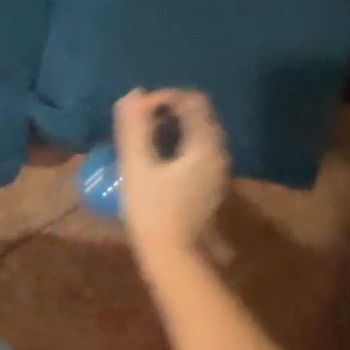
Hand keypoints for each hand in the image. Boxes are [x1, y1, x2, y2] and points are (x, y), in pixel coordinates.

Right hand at [113, 88, 230, 263]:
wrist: (173, 255)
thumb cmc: (152, 210)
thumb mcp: (137, 166)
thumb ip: (134, 128)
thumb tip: (131, 95)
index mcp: (205, 145)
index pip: (192, 101)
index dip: (163, 97)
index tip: (136, 112)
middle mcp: (218, 153)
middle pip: (198, 115)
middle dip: (167, 110)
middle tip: (138, 123)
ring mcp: (217, 170)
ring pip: (198, 133)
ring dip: (172, 127)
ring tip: (143, 139)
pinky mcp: (209, 184)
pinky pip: (197, 150)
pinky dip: (177, 144)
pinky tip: (155, 159)